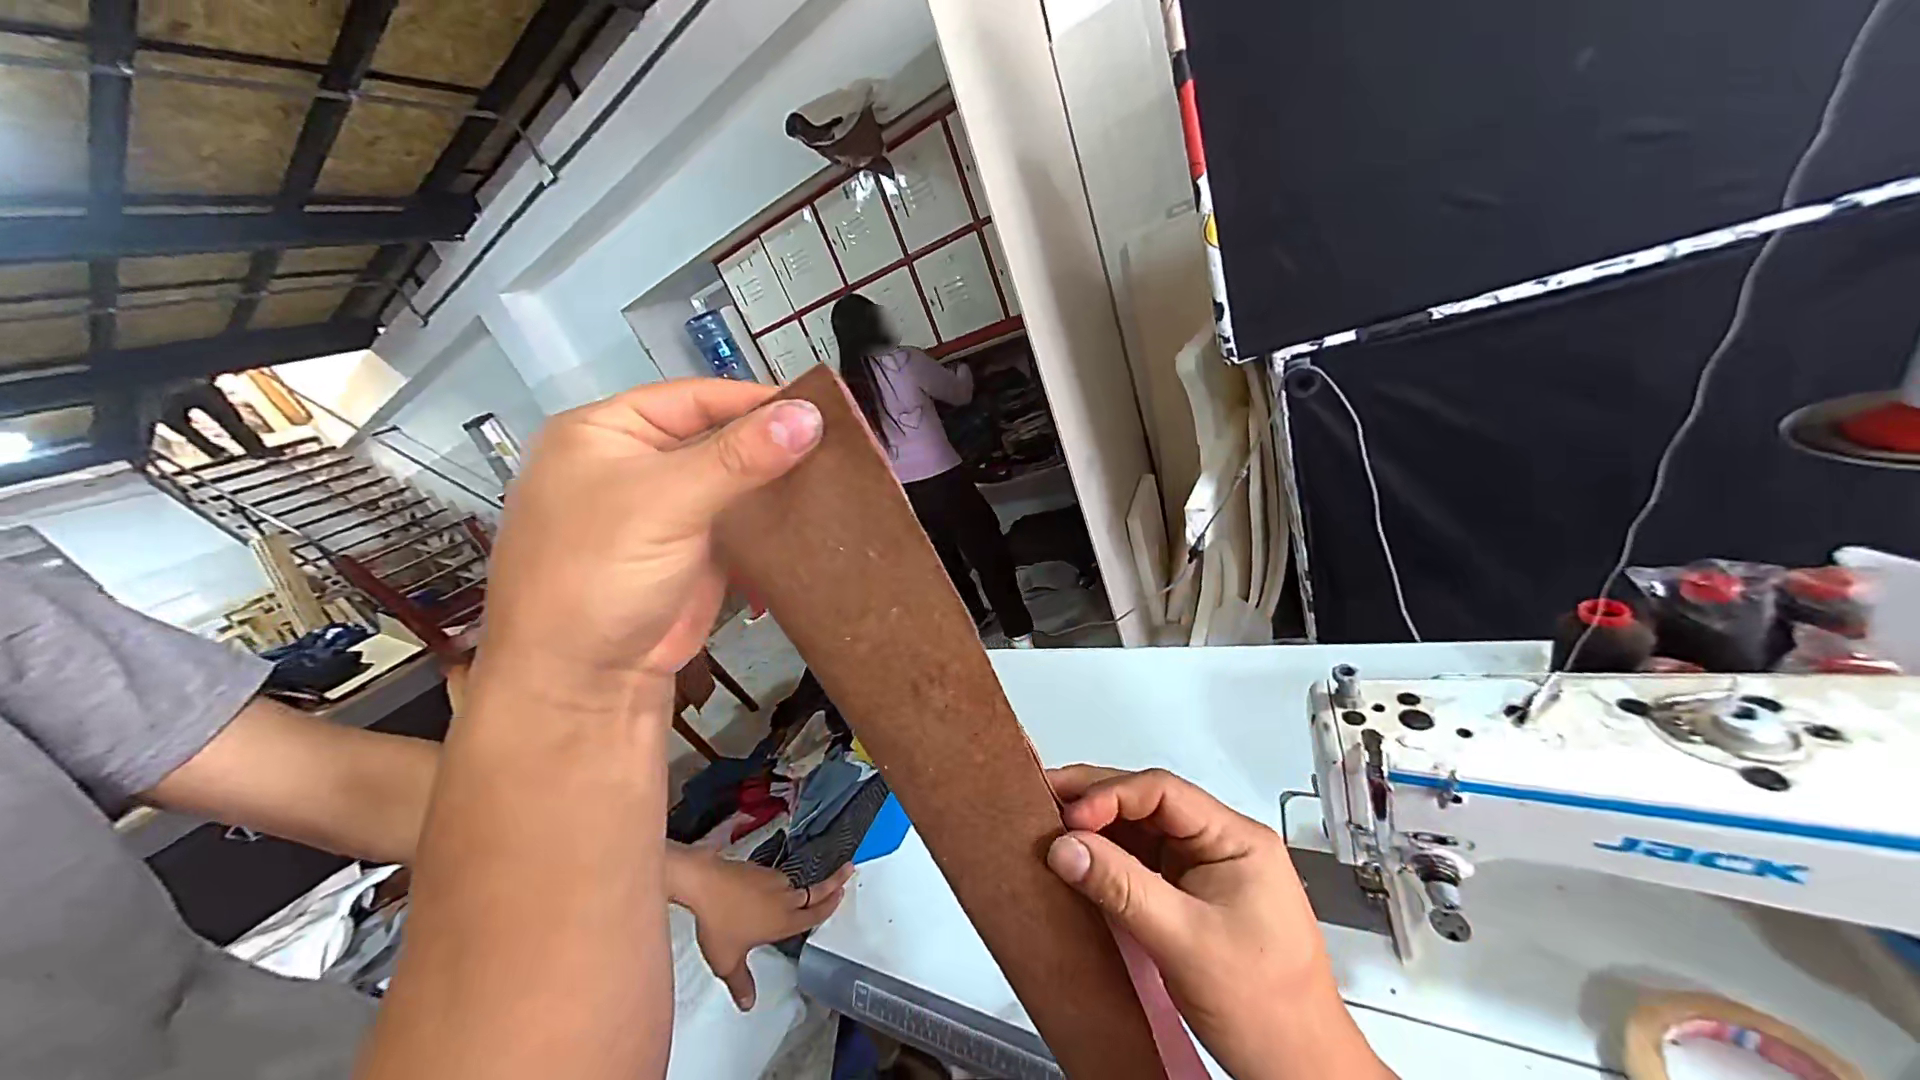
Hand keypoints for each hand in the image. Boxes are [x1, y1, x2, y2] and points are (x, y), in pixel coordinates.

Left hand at [479, 380, 822, 692]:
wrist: (587, 680)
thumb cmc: (601, 572)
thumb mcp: (667, 501)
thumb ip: (740, 456)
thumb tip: (808, 415)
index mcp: (607, 432)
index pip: (694, 398)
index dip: (753, 400)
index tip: (817, 407)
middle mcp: (636, 464)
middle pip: (717, 437)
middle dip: (770, 441)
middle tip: (834, 441)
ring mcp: (668, 510)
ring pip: (733, 480)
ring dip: (775, 479)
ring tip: (834, 472)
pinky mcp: (694, 550)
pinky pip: (740, 521)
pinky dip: (772, 517)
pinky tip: (810, 510)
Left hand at [676, 854, 853, 1009]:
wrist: (706, 883)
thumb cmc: (718, 922)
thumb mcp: (727, 961)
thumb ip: (740, 983)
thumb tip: (747, 1004)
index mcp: (783, 921)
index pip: (815, 914)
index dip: (831, 906)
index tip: (843, 893)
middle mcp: (784, 898)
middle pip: (816, 891)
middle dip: (835, 881)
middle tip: (848, 870)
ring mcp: (773, 881)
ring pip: (792, 886)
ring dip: (797, 890)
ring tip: (790, 897)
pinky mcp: (760, 870)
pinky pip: (774, 879)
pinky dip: (775, 886)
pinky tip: (761, 893)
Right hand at [1044, 766, 1391, 1079]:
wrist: (1297, 1069)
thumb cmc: (1269, 1010)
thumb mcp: (1185, 942)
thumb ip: (1122, 888)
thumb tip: (1068, 847)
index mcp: (1236, 839)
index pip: (1162, 792)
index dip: (1110, 795)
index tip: (1071, 816)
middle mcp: (1219, 843)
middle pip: (1147, 801)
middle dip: (1095, 800)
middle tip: (1047, 801)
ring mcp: (1201, 866)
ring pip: (1138, 828)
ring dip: (1096, 828)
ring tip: (1054, 830)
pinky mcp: (1186, 891)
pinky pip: (1138, 859)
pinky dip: (1105, 857)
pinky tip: (1079, 861)